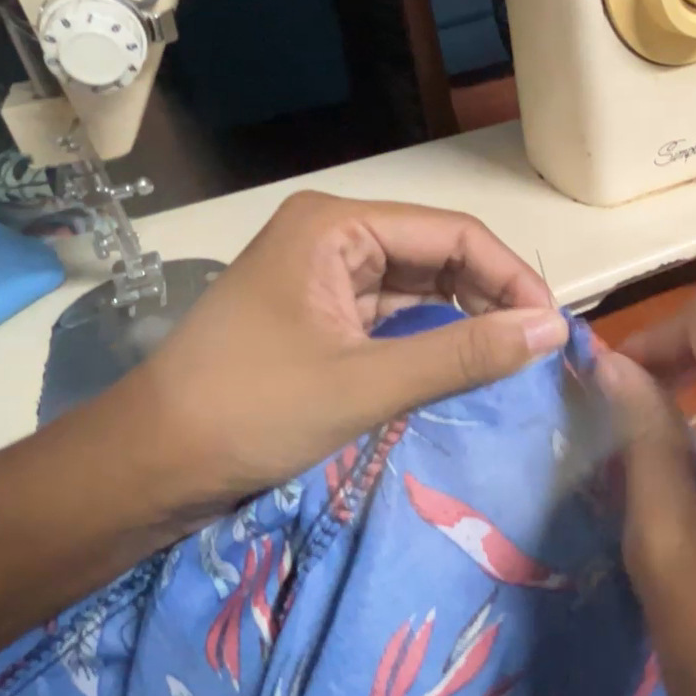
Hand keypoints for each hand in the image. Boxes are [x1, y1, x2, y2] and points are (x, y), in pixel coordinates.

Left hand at [103, 192, 567, 517]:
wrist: (142, 470)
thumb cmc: (247, 412)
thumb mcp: (365, 383)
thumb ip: (464, 353)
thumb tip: (552, 330)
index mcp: (337, 226)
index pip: (452, 234)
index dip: (511, 276)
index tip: (552, 328)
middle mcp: (334, 236)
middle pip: (439, 254)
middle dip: (492, 296)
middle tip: (537, 348)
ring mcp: (325, 275)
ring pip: (421, 285)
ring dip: (467, 317)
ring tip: (512, 356)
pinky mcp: (321, 314)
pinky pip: (395, 314)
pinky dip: (433, 336)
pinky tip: (465, 361)